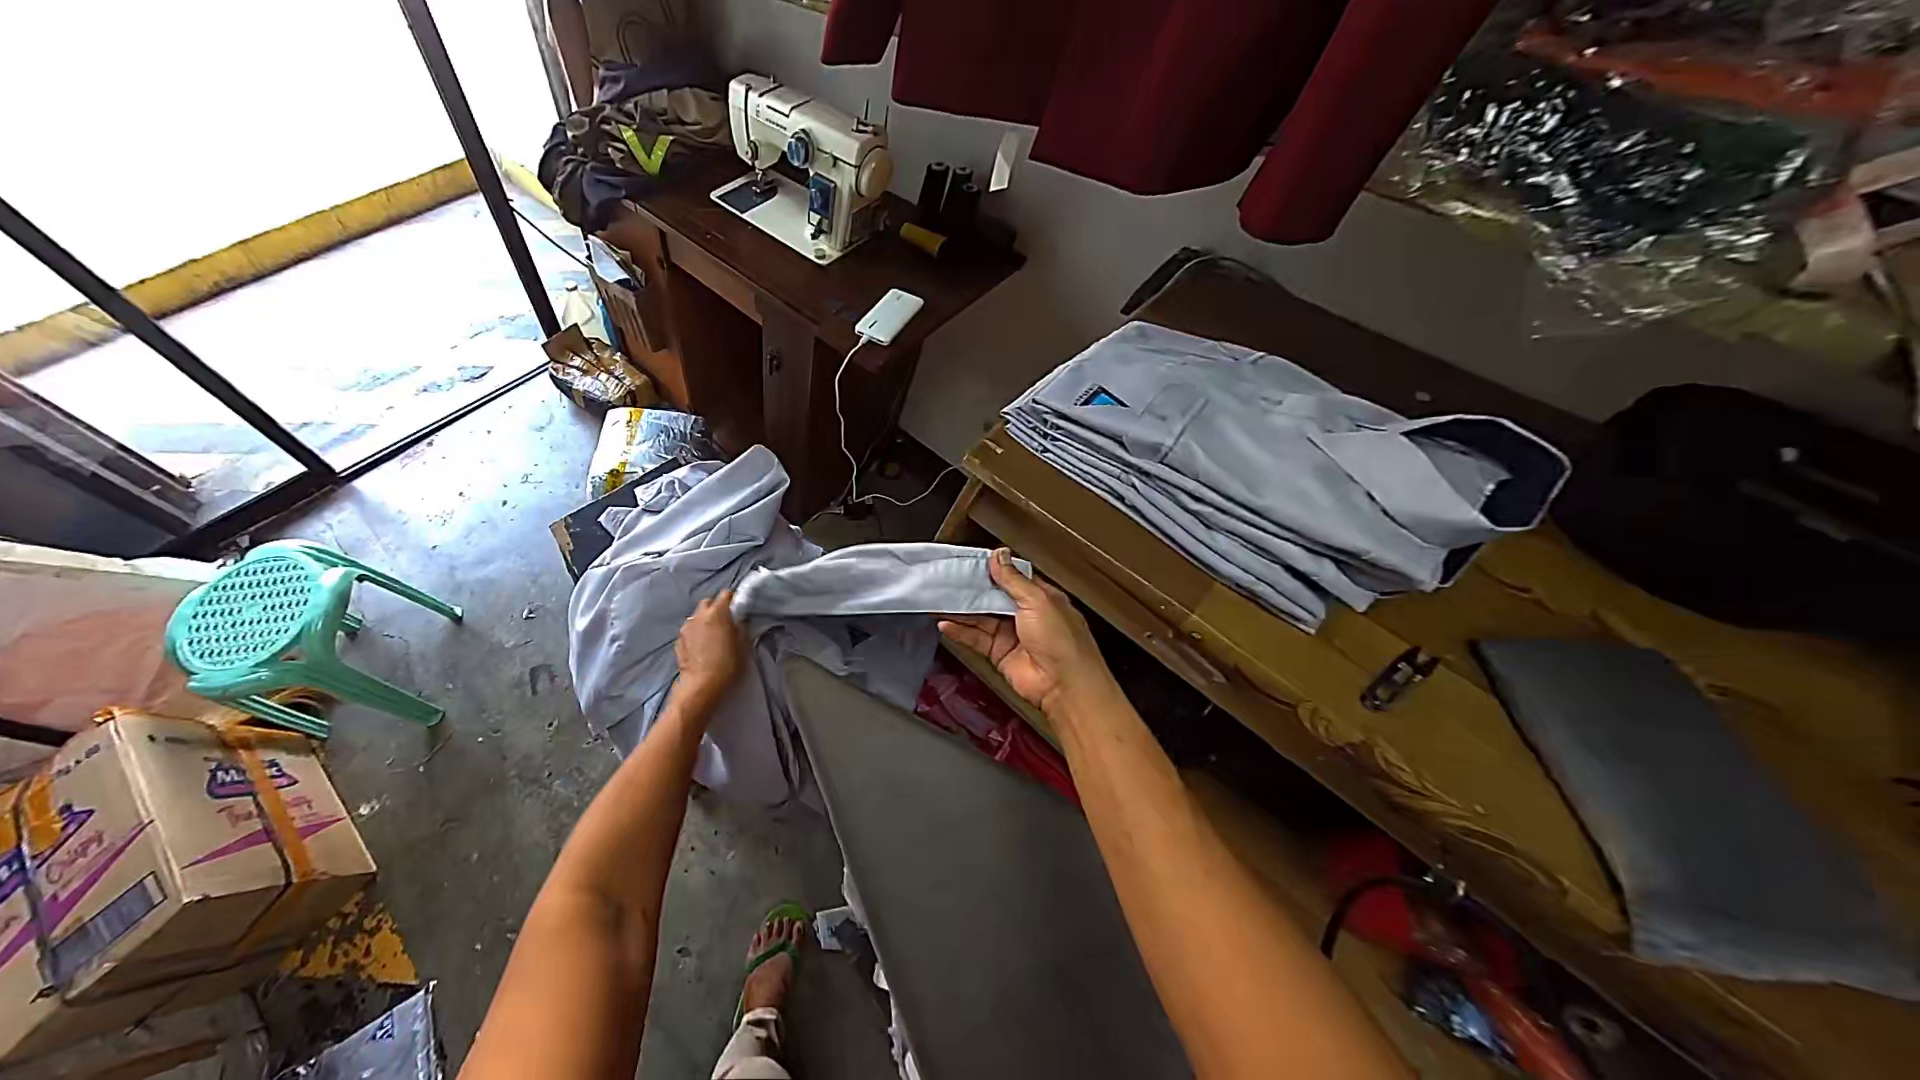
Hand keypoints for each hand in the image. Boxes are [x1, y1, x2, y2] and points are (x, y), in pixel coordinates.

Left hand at [673, 590, 743, 713]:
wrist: (701, 685)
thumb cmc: (727, 664)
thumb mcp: (742, 645)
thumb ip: (741, 627)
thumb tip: (740, 619)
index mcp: (717, 613)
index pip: (725, 594)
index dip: (733, 599)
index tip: (738, 608)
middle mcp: (699, 616)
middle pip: (708, 602)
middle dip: (716, 607)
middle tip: (725, 620)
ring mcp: (686, 628)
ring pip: (697, 616)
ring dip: (705, 620)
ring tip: (712, 634)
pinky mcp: (678, 640)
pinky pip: (690, 629)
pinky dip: (696, 632)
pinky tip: (702, 645)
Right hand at [938, 549, 1118, 717]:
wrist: (1065, 685)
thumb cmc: (1064, 643)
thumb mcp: (1037, 600)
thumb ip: (1013, 579)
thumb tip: (1000, 556)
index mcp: (1041, 597)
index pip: (1012, 578)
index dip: (992, 570)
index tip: (970, 563)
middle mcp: (1026, 615)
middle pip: (992, 598)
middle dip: (972, 591)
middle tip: (949, 581)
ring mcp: (1013, 635)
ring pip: (981, 619)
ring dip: (961, 611)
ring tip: (941, 601)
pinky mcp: (1000, 654)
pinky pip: (976, 639)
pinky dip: (960, 632)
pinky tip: (947, 624)